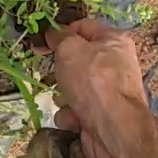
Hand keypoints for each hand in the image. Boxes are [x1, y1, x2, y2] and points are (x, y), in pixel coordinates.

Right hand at [42, 17, 152, 157]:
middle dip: (60, 69)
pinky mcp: (101, 115)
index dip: (60, 32)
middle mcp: (115, 64)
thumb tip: (53, 32)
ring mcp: (108, 91)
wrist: (114, 130)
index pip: (82, 27)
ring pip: (73, 85)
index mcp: (113, 40)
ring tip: (66, 100)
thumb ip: (58, 36)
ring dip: (63, 94)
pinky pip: (77, 108)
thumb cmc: (92, 80)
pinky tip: (74, 118)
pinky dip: (71, 114)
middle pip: (77, 59)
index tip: (42, 42)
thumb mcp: (70, 48)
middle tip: (50, 73)